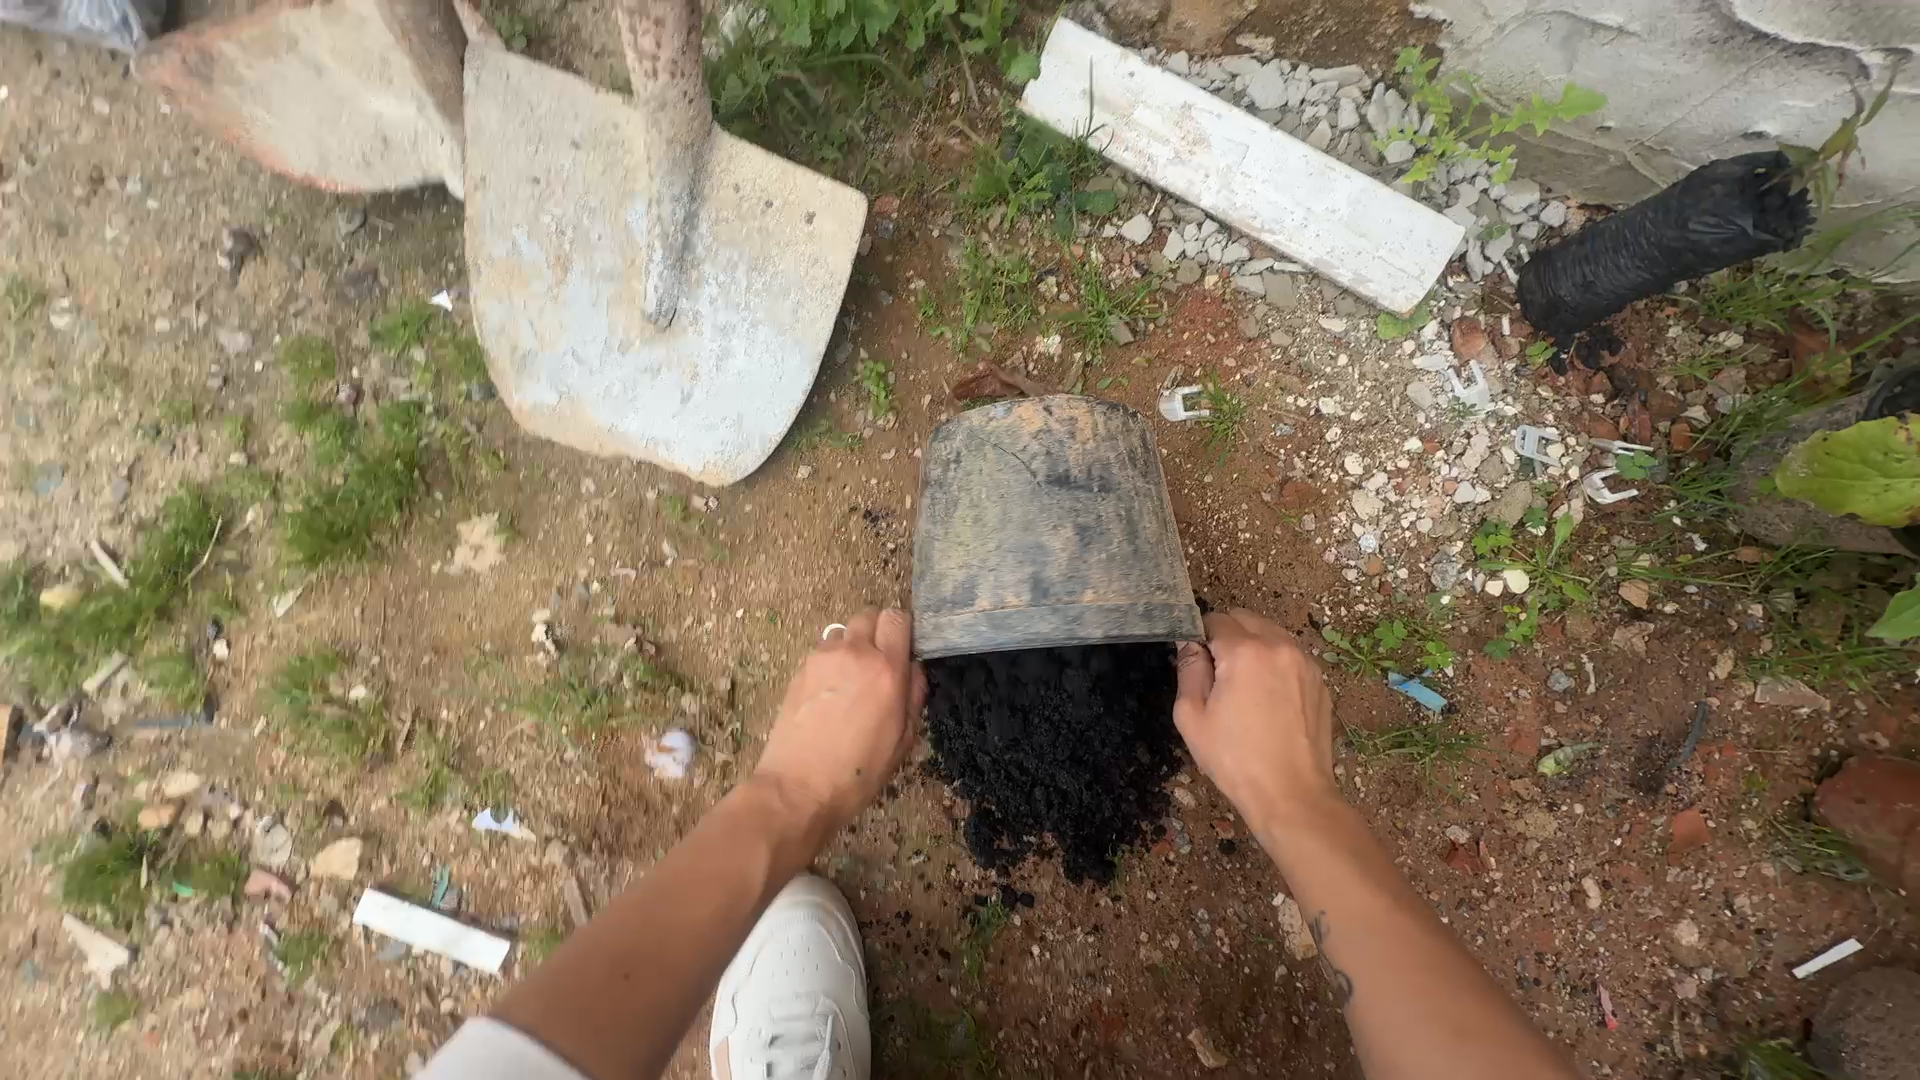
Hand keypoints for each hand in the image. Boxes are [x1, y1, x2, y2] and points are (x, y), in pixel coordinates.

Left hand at [752, 609, 925, 838]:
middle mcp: (854, 653)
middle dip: (877, 631)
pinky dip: (831, 662)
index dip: (903, 630)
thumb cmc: (858, 773)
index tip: (904, 649)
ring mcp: (822, 658)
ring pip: (843, 632)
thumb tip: (913, 669)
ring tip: (851, 679)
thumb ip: (914, 696)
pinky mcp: (799, 670)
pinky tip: (829, 694)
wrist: (798, 788)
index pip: (897, 618)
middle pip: (868, 615)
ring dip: (852, 645)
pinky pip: (822, 651)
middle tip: (879, 662)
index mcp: (886, 669)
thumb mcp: (904, 741)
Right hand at [1172, 608, 1338, 825]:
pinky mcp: (1320, 681)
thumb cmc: (1234, 758)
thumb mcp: (1192, 716)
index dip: (1199, 637)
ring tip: (1244, 687)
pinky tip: (1268, 699)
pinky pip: (1289, 655)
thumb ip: (1188, 669)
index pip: (1214, 620)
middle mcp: (1279, 647)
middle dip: (1226, 636)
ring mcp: (1305, 663)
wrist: (1292, 795)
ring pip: (1270, 633)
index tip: (1197, 664)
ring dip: (1252, 646)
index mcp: (1245, 652)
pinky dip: (1274, 663)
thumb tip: (1189, 643)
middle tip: (1218, 674)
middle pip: (1244, 618)